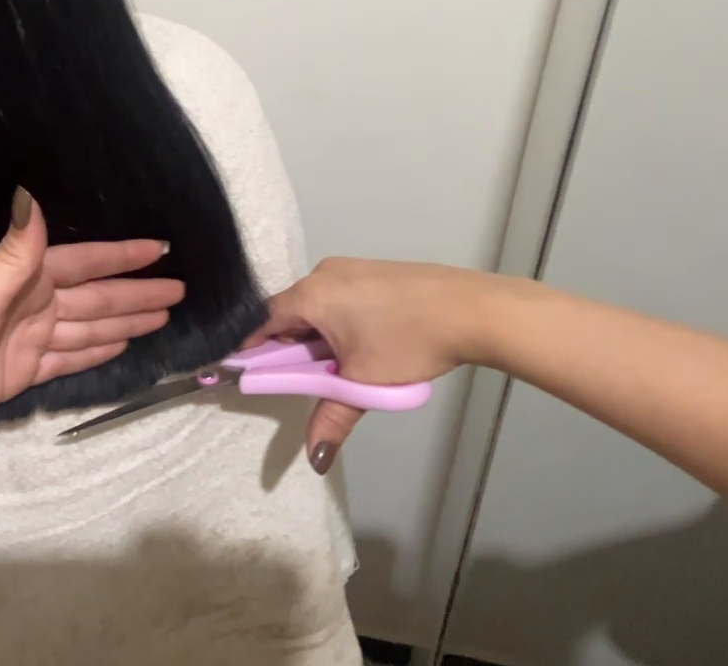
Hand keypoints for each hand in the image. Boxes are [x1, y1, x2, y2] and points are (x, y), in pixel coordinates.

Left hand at [0, 188, 182, 445]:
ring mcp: (28, 339)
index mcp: (24, 279)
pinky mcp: (22, 372)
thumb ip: (14, 252)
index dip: (122, 257)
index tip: (161, 250)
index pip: (85, 264)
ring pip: (88, 327)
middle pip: (94, 297)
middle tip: (179, 291)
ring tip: (161, 315)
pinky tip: (120, 344)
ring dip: (124, 320)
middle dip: (135, 293)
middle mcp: (31, 304)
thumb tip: (31, 195)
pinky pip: (70, 356)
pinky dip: (96, 350)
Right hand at [259, 257, 531, 470]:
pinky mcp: (372, 271)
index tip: (253, 373)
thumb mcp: (365, 382)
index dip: (254, 347)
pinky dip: (337, 321)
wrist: (473, 309)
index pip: (263, 319)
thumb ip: (332, 416)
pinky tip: (363, 342)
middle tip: (305, 378)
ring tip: (338, 364)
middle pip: (290, 312)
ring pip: (316, 305)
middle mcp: (323, 274)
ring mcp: (350, 268)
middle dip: (291, 346)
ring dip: (317, 335)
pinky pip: (338, 297)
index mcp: (311, 295)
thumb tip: (313, 459)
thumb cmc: (409, 340)